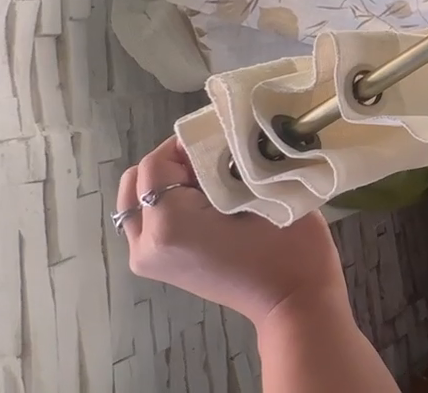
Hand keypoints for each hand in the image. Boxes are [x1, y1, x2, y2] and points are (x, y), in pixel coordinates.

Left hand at [117, 137, 347, 327]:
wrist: (292, 297)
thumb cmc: (288, 246)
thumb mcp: (266, 196)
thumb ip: (235, 167)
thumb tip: (226, 138)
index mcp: (170, 226)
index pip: (154, 166)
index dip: (184, 142)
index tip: (222, 132)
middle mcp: (144, 245)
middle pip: (135, 184)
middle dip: (172, 160)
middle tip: (217, 151)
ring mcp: (147, 259)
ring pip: (138, 203)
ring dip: (168, 180)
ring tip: (215, 172)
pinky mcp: (159, 265)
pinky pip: (148, 221)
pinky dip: (169, 200)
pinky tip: (210, 197)